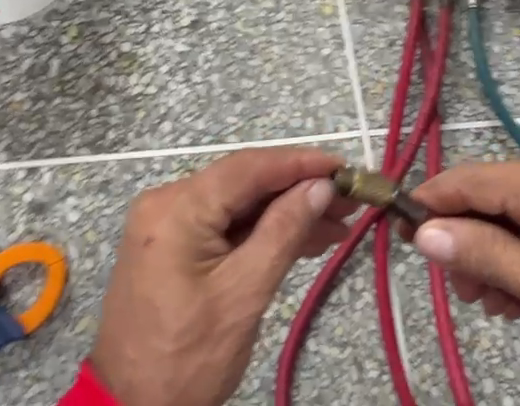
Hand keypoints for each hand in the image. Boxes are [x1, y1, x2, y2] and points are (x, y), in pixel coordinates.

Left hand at [90, 149, 354, 405]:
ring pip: (238, 205)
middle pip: (244, 183)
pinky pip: (224, 226)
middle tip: (351, 201)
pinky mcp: (173, 247)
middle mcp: (168, 202)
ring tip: (339, 224)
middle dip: (299, 190)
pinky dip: (262, 232)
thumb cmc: (187, 356)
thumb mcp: (243, 294)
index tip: (344, 167)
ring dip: (286, 213)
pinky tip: (304, 239)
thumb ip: (283, 232)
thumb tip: (320, 187)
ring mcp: (168, 224)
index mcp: (177, 206)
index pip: (248, 168)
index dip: (300, 163)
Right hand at [404, 157, 519, 386]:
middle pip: (490, 198)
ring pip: (515, 217)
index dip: (429, 203)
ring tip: (495, 305)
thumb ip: (484, 254)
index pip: (469, 180)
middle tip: (460, 291)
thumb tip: (424, 232)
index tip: (397, 229)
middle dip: (466, 241)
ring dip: (495, 256)